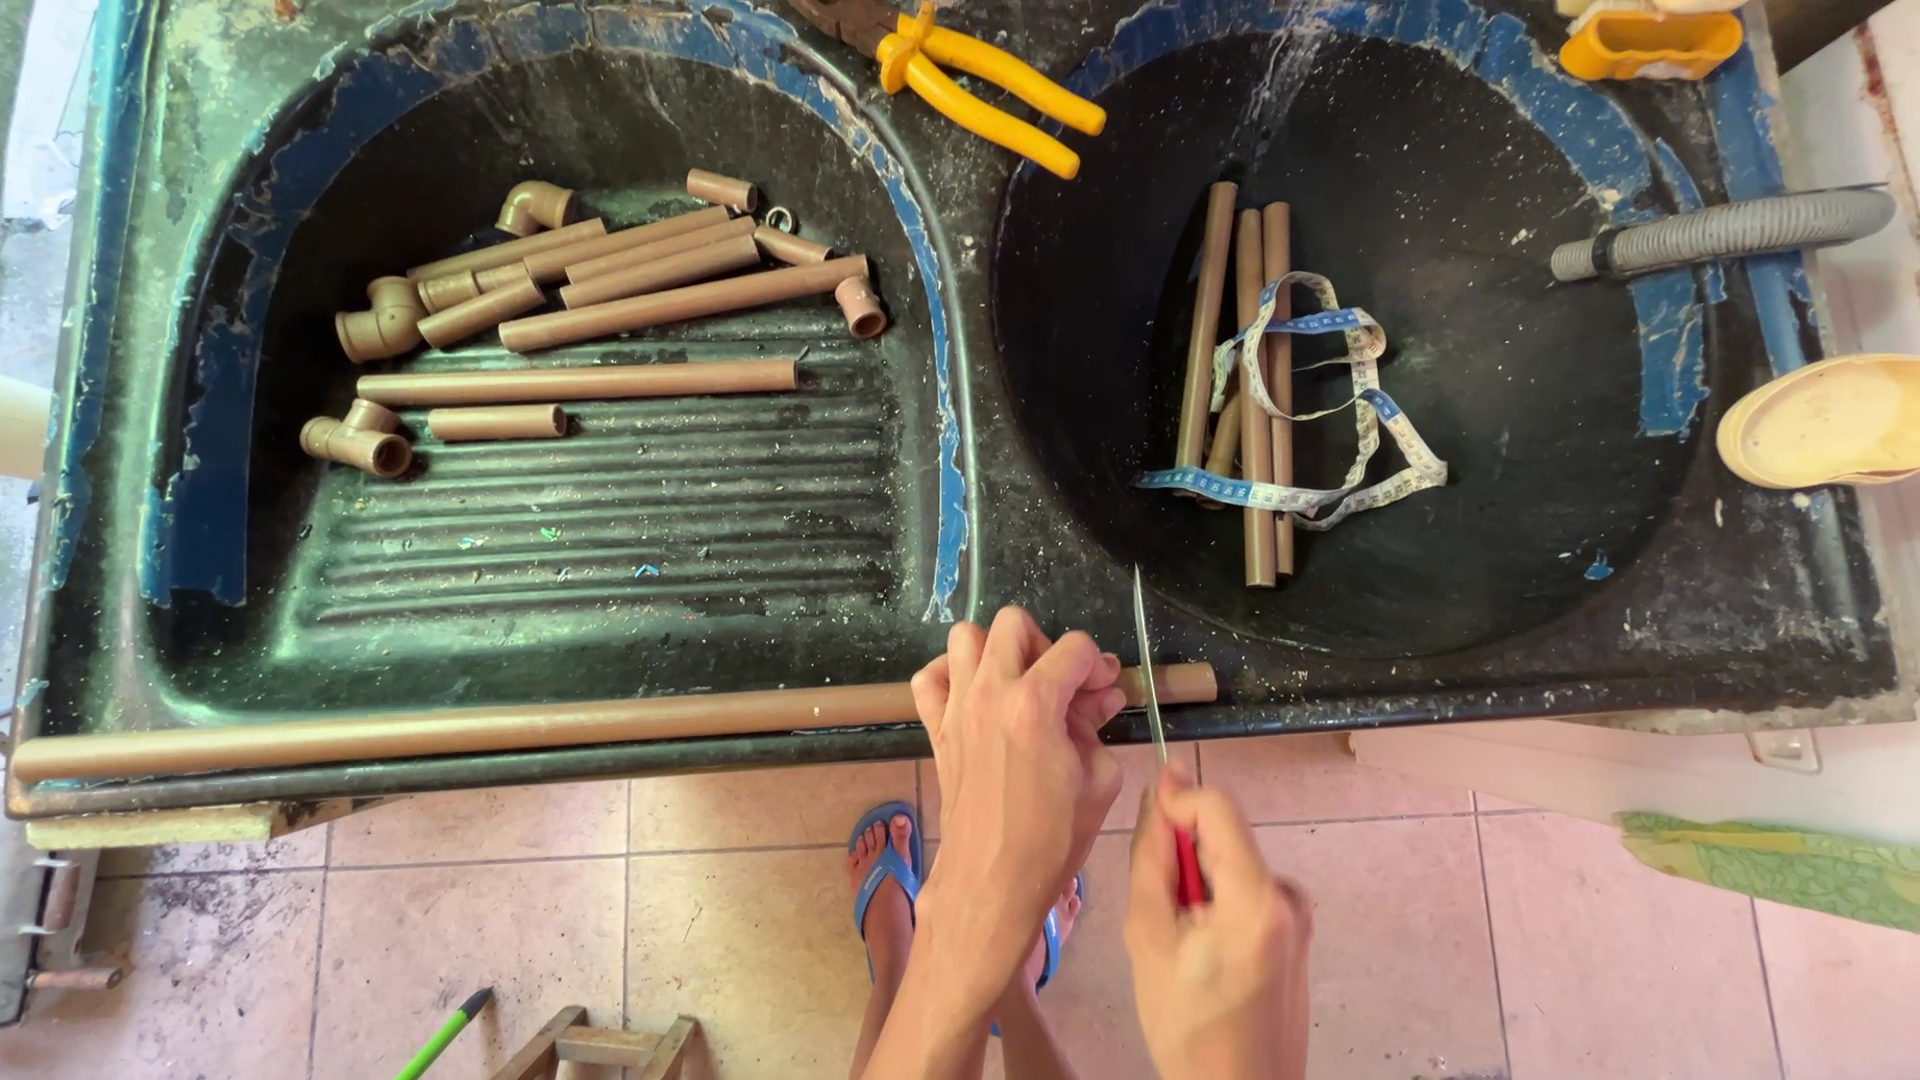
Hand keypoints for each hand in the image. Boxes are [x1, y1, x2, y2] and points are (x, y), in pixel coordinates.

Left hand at [908, 606, 1126, 1000]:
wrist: (992, 880)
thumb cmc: (1052, 837)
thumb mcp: (1098, 780)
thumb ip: (1098, 726)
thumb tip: (1101, 695)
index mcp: (1035, 703)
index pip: (1075, 646)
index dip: (1096, 663)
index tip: (1102, 691)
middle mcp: (990, 691)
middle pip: (1014, 622)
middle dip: (1044, 644)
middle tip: (1058, 683)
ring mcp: (956, 706)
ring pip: (965, 636)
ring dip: (995, 650)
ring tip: (1016, 683)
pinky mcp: (936, 726)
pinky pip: (928, 677)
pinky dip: (949, 675)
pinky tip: (973, 697)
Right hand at [1125, 768, 1311, 1079]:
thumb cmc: (1185, 1025)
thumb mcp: (1147, 934)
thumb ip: (1151, 853)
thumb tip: (1163, 784)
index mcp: (1258, 897)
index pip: (1216, 805)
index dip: (1174, 802)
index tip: (1145, 830)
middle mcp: (1290, 897)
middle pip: (1221, 837)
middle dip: (1180, 858)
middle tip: (1158, 912)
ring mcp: (1301, 917)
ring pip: (1228, 864)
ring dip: (1195, 884)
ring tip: (1179, 941)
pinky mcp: (1298, 934)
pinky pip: (1245, 890)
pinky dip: (1216, 905)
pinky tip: (1203, 953)